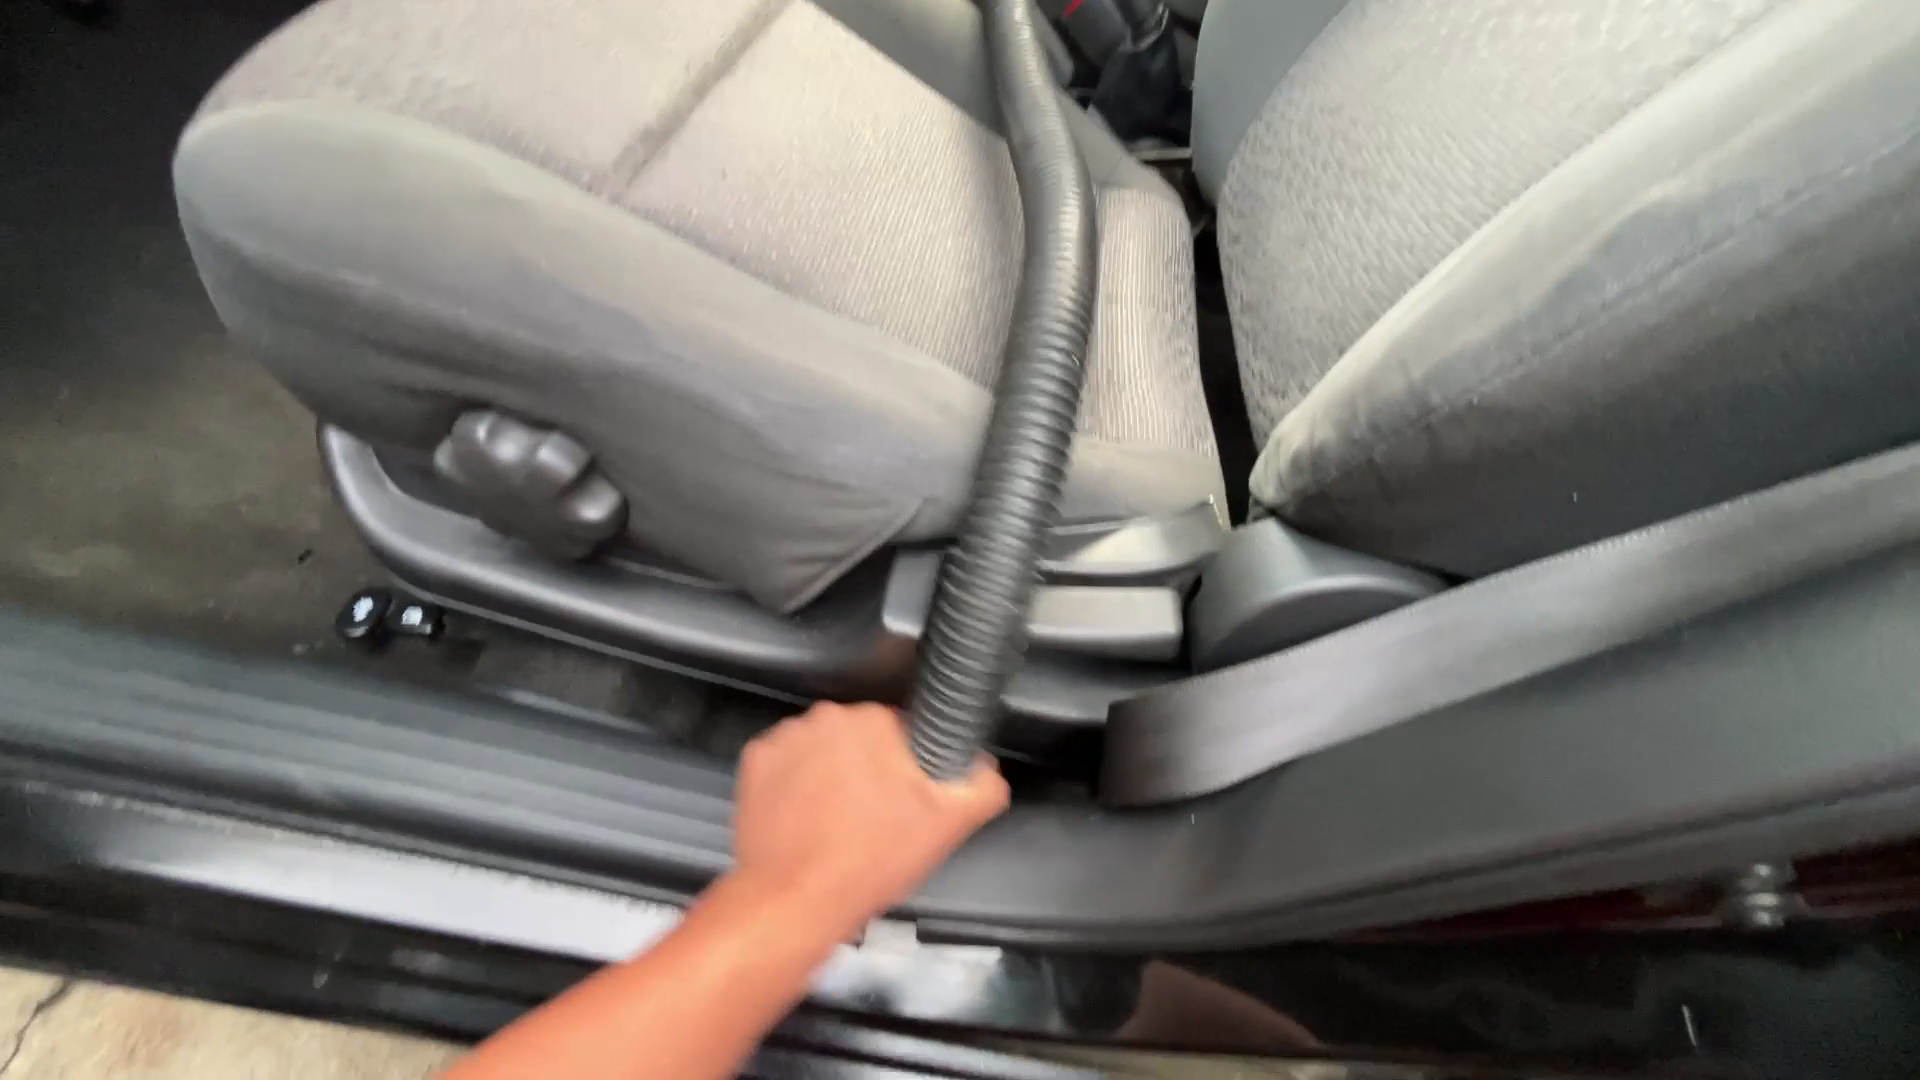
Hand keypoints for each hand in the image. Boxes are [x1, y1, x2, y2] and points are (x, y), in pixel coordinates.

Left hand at [731, 702, 1009, 938]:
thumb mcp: (946, 827)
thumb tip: (987, 770)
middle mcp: (828, 717)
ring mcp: (786, 737)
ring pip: (823, 747)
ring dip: (831, 772)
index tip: (904, 797)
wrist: (793, 901)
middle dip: (869, 767)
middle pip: (860, 737)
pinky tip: (807, 817)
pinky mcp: (755, 761)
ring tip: (838, 820)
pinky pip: (786, 763)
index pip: (902, 731)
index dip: (907, 766)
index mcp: (875, 721)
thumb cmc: (868, 861)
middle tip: (874, 814)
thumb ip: (980, 788)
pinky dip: (794, 783)